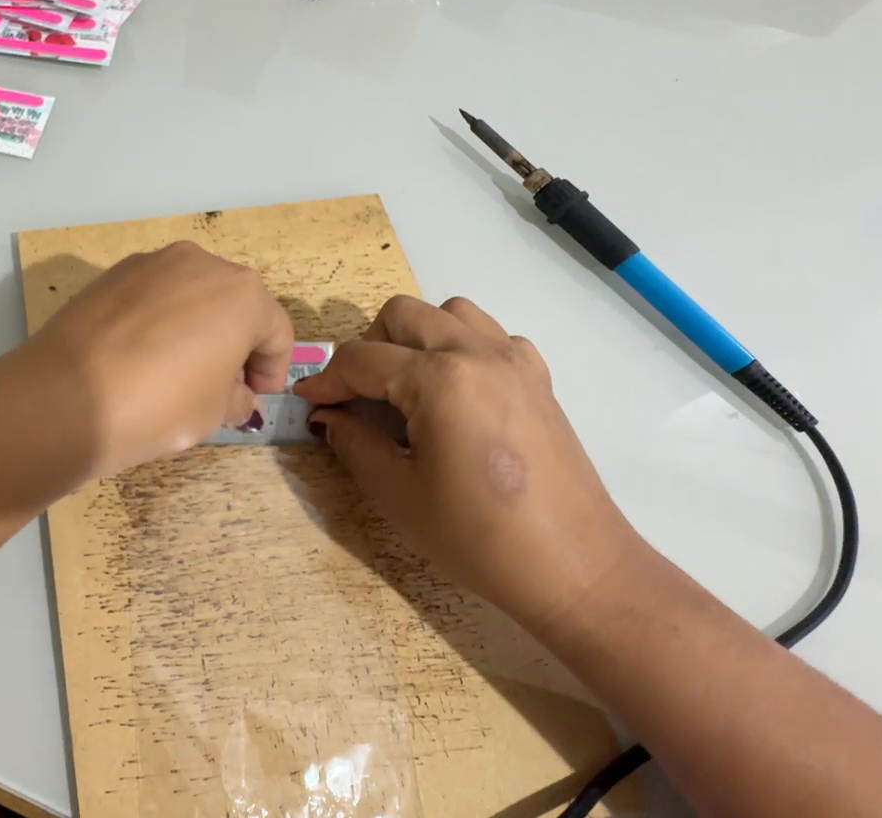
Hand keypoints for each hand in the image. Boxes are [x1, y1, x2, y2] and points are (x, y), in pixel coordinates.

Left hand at [14, 241, 294, 481]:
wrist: (67, 397)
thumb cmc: (160, 405)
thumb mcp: (215, 413)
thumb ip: (237, 397)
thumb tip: (235, 393)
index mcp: (242, 293)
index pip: (276, 330)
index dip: (272, 368)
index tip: (257, 397)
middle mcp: (200, 263)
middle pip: (233, 303)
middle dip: (235, 342)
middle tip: (223, 386)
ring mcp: (151, 263)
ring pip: (190, 294)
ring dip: (196, 326)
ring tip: (179, 370)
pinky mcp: (111, 274)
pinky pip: (152, 296)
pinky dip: (159, 320)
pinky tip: (141, 356)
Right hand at [292, 295, 648, 628]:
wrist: (575, 569)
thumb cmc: (478, 537)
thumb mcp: (397, 494)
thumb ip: (354, 442)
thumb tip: (329, 416)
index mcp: (439, 379)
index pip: (362, 360)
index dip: (326, 381)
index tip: (306, 402)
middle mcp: (477, 352)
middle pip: (402, 315)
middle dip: (368, 348)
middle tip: (358, 396)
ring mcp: (514, 360)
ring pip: (448, 313)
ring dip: (415, 337)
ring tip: (405, 386)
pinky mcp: (538, 378)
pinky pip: (489, 336)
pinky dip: (461, 348)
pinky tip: (455, 394)